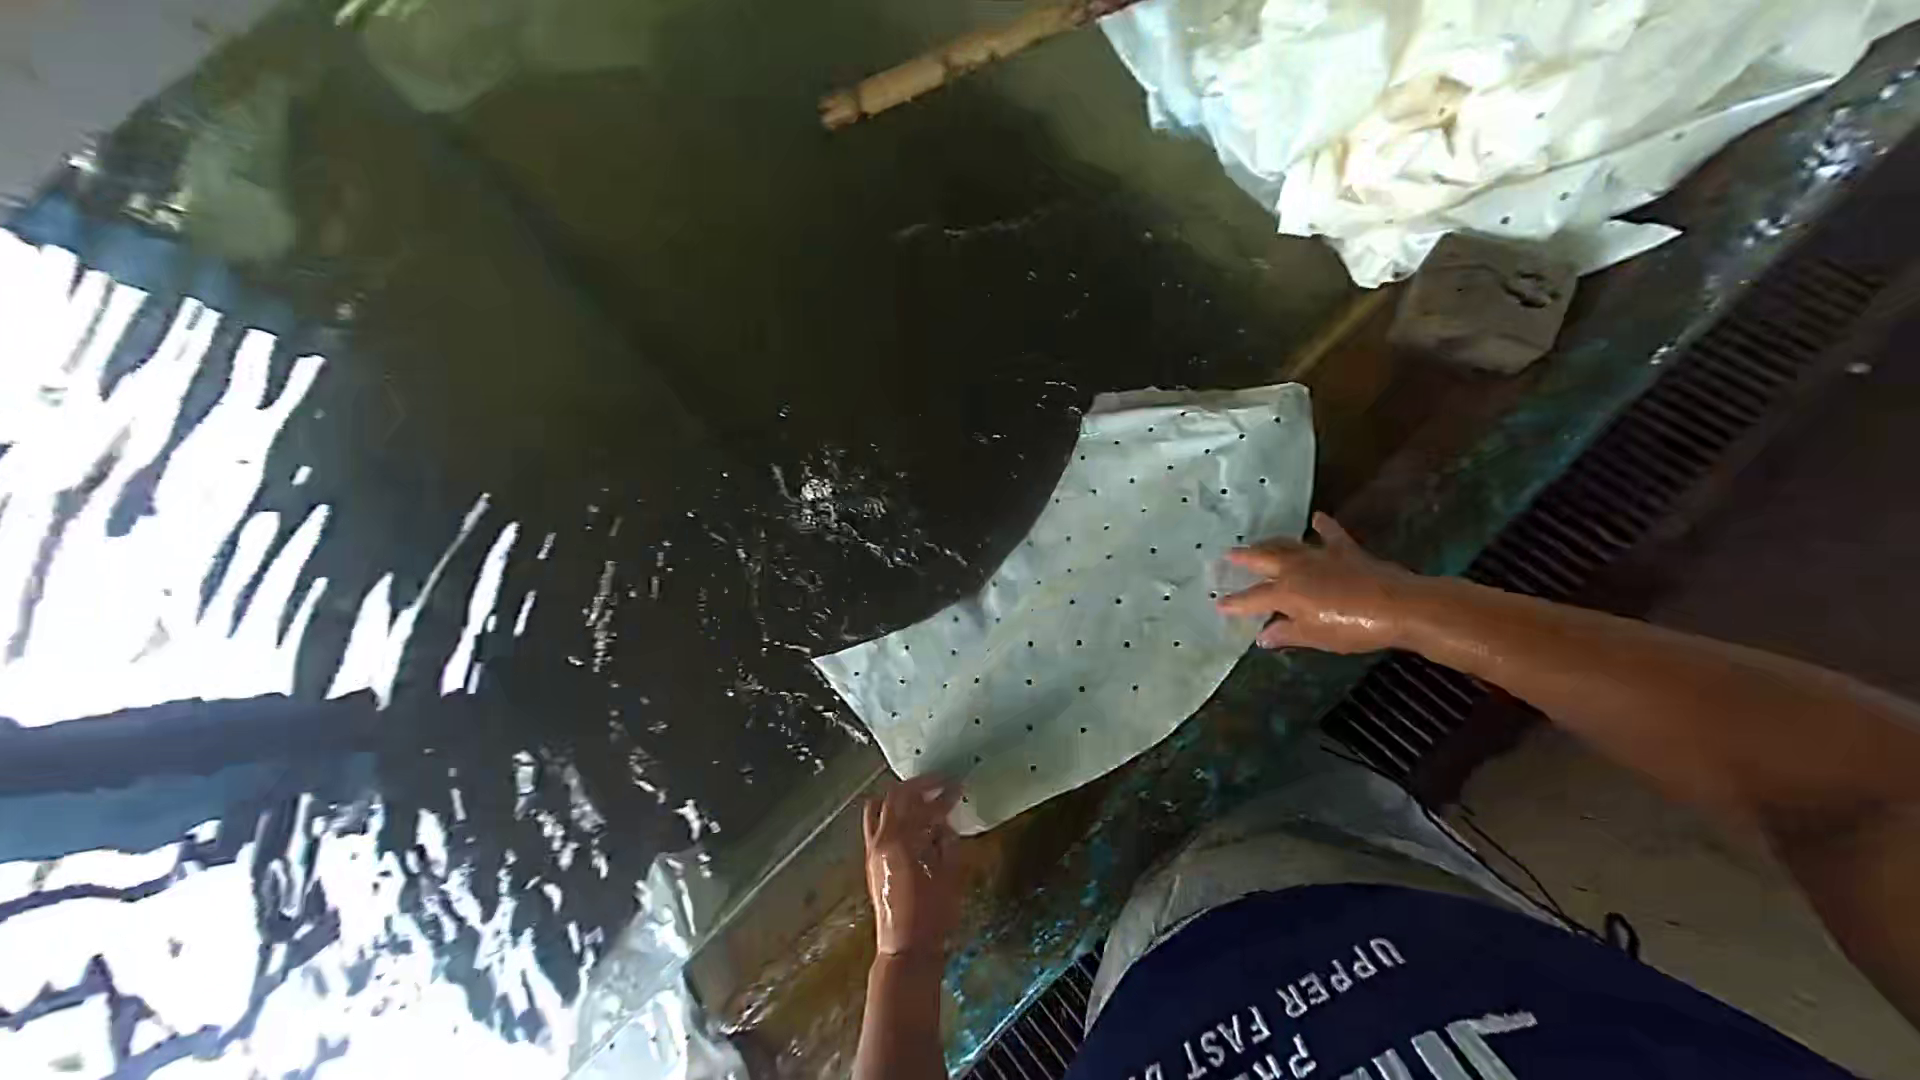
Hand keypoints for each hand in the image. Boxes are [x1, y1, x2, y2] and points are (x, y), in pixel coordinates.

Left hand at [863, 775, 962, 958]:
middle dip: (920, 787)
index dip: (943, 794)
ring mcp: (872, 850)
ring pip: (879, 807)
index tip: (958, 786)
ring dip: (900, 797)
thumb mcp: (950, 876)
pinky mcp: (871, 861)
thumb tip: (945, 823)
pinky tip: (909, 822)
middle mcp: (881, 840)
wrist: (905, 949)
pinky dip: (891, 814)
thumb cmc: (933, 915)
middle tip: (940, 785)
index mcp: (902, 841)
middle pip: (896, 797)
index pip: (923, 805)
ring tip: (922, 798)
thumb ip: (948, 843)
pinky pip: (875, 824)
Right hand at [1217, 512, 1423, 653]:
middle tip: (1228, 554)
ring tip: (1259, 542)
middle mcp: (1296, 569)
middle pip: (1263, 560)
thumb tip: (1263, 636)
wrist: (1400, 606)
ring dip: (1271, 543)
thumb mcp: (1316, 637)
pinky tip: (1317, 517)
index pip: (1251, 599)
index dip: (1234, 603)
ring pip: (1288, 545)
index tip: (1219, 605)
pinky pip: (1330, 534)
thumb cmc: (1353, 628)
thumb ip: (1286, 633)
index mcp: (1285, 593)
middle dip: (1244, 558)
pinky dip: (1322, 526)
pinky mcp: (1345, 551)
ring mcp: (1320, 556)